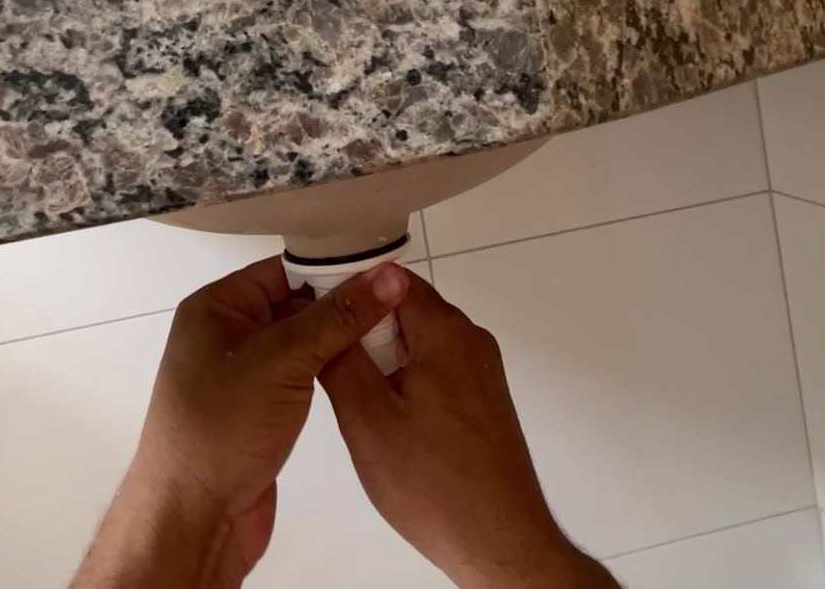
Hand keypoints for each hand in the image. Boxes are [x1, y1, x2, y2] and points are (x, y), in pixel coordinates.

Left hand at [73, 256, 410, 588]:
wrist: (193, 519)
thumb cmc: (220, 427)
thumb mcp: (282, 358)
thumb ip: (337, 316)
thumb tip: (386, 277)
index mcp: (215, 307)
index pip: (281, 270)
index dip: (327, 267)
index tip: (378, 267)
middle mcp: (225, 333)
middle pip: (292, 302)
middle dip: (337, 302)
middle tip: (392, 299)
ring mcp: (242, 373)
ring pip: (299, 339)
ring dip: (335, 337)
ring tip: (386, 328)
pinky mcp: (259, 406)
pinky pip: (299, 372)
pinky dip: (327, 367)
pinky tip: (359, 366)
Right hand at [317, 271, 616, 588]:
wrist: (501, 547)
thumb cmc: (436, 487)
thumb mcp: (366, 418)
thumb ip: (340, 357)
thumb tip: (326, 317)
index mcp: (446, 332)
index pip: (389, 279)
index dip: (350, 290)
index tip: (323, 314)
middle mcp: (470, 340)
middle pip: (404, 308)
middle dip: (367, 332)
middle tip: (341, 370)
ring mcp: (481, 370)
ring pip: (419, 340)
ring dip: (386, 359)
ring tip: (365, 402)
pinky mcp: (484, 398)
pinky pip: (437, 367)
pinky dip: (409, 380)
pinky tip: (395, 422)